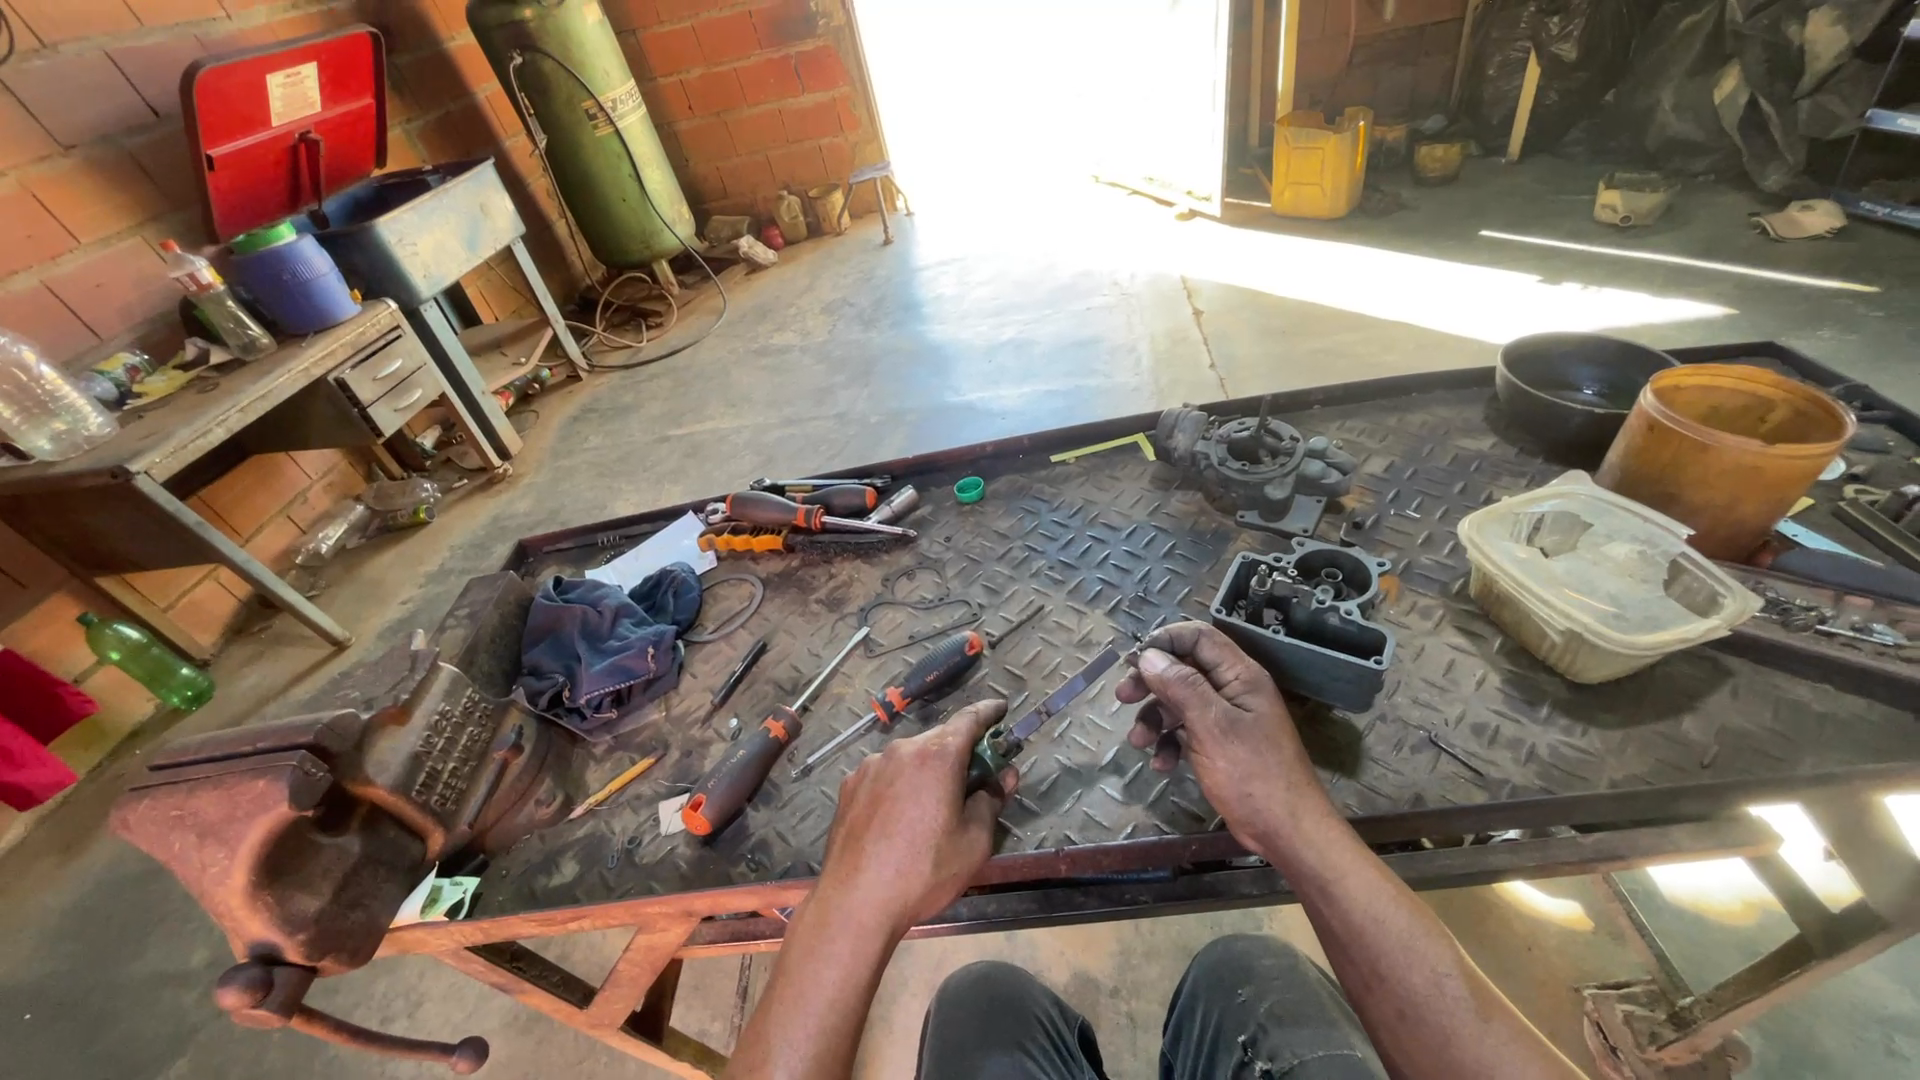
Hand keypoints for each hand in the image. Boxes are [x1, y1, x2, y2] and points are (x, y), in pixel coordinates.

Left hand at [810, 700, 1019, 935]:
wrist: (856, 902)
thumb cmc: (924, 872)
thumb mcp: (974, 842)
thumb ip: (992, 800)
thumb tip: (1004, 774)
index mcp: (937, 756)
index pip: (970, 720)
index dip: (989, 712)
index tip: (1000, 709)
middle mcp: (901, 750)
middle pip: (939, 740)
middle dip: (959, 753)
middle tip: (974, 779)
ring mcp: (870, 766)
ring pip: (909, 758)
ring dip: (926, 770)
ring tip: (932, 808)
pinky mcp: (850, 786)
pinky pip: (885, 775)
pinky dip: (900, 784)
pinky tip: (900, 818)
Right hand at [1116, 622, 1331, 851]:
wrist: (1285, 833)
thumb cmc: (1253, 775)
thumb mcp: (1213, 727)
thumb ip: (1181, 686)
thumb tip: (1148, 655)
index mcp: (1239, 676)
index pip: (1198, 637)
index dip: (1164, 641)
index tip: (1134, 660)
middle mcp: (1232, 690)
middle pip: (1182, 669)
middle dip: (1150, 682)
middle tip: (1123, 697)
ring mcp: (1225, 719)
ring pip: (1178, 702)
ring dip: (1154, 718)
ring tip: (1138, 741)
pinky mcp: (1218, 745)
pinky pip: (1184, 731)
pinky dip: (1168, 743)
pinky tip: (1161, 765)